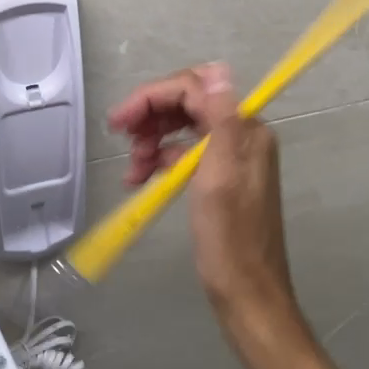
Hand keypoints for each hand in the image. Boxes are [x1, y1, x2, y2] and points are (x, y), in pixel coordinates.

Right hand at [108, 63, 291, 311]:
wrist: (248, 298)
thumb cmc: (230, 240)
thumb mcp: (219, 176)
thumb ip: (220, 119)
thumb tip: (218, 69)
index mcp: (245, 128)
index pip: (193, 88)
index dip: (153, 97)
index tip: (120, 120)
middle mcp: (240, 133)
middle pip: (187, 103)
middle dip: (151, 115)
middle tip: (120, 136)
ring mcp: (230, 155)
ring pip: (182, 126)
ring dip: (152, 139)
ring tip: (132, 168)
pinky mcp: (219, 176)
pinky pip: (184, 151)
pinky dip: (161, 159)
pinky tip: (141, 177)